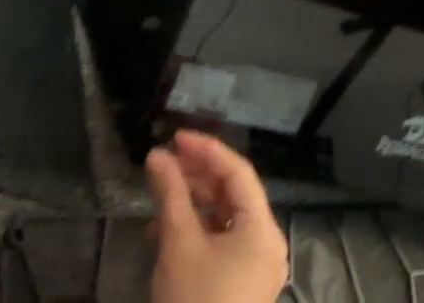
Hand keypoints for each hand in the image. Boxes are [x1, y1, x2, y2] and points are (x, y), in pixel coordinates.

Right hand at [146, 131, 287, 302]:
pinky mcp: (241, 283)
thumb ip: (170, 191)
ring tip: (159, 191)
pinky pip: (221, 239)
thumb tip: (157, 154)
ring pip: (224, 216)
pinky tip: (163, 228)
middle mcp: (266, 244)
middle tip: (164, 160)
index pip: (238, 172)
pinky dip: (195, 226)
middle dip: (197, 173)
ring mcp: (256, 266)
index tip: (174, 136)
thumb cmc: (195, 298)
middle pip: (233, 193)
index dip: (206, 148)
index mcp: (261, 231)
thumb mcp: (178, 240)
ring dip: (192, 199)